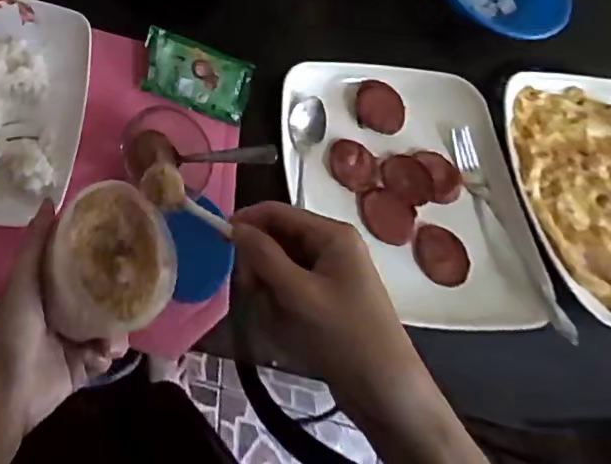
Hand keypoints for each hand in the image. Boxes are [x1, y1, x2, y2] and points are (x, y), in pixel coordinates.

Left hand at [0, 201, 129, 430]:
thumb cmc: (14, 325)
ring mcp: (76, 337)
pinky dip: (108, 353)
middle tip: (133, 287)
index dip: (98, 250)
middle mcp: (65, 307)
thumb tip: (50, 199)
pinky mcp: (84, 365)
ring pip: (109, 323)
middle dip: (116, 292)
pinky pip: (107, 353)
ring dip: (116, 327)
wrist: (10, 388)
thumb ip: (36, 241)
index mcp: (49, 284)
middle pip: (100, 292)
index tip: (120, 240)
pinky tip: (104, 353)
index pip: (79, 260)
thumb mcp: (23, 277)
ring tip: (115, 332)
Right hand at [232, 202, 484, 463]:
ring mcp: (331, 273)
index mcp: (332, 234)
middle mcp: (331, 246)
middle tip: (251, 291)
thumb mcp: (299, 295)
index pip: (277, 212)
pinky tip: (287, 328)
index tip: (220, 242)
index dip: (246, 221)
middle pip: (277, 238)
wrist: (390, 398)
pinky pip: (290, 288)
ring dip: (269, 289)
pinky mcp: (327, 298)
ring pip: (280, 265)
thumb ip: (263, 256)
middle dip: (259, 264)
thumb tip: (233, 227)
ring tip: (276, 318)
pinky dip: (281, 304)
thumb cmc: (346, 338)